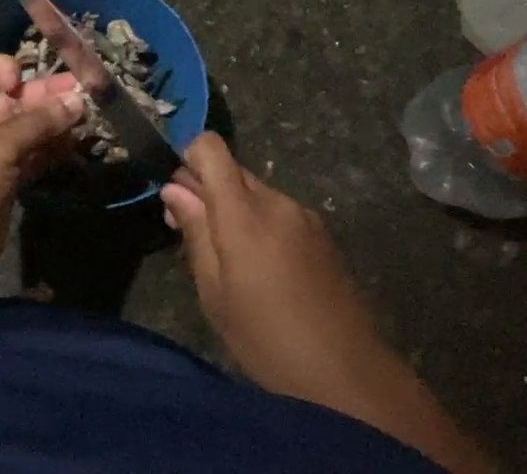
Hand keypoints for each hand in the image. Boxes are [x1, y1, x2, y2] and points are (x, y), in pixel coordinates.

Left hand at [0, 54, 83, 295]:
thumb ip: (39, 122)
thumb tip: (76, 100)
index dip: (10, 70)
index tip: (26, 85)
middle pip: (14, 97)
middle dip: (47, 96)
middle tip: (85, 94)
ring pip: (27, 127)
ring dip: (55, 123)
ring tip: (88, 117)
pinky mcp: (5, 177)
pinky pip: (32, 153)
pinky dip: (52, 149)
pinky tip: (77, 144)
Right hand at [160, 132, 378, 397]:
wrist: (351, 378)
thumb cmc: (267, 339)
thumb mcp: (215, 292)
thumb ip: (195, 232)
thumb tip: (174, 189)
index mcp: (245, 212)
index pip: (211, 148)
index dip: (189, 159)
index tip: (178, 195)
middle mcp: (277, 202)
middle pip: (233, 172)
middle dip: (207, 192)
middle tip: (192, 236)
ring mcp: (306, 218)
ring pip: (256, 194)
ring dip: (235, 212)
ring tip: (230, 263)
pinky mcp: (325, 238)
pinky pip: (280, 215)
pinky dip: (261, 227)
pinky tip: (264, 274)